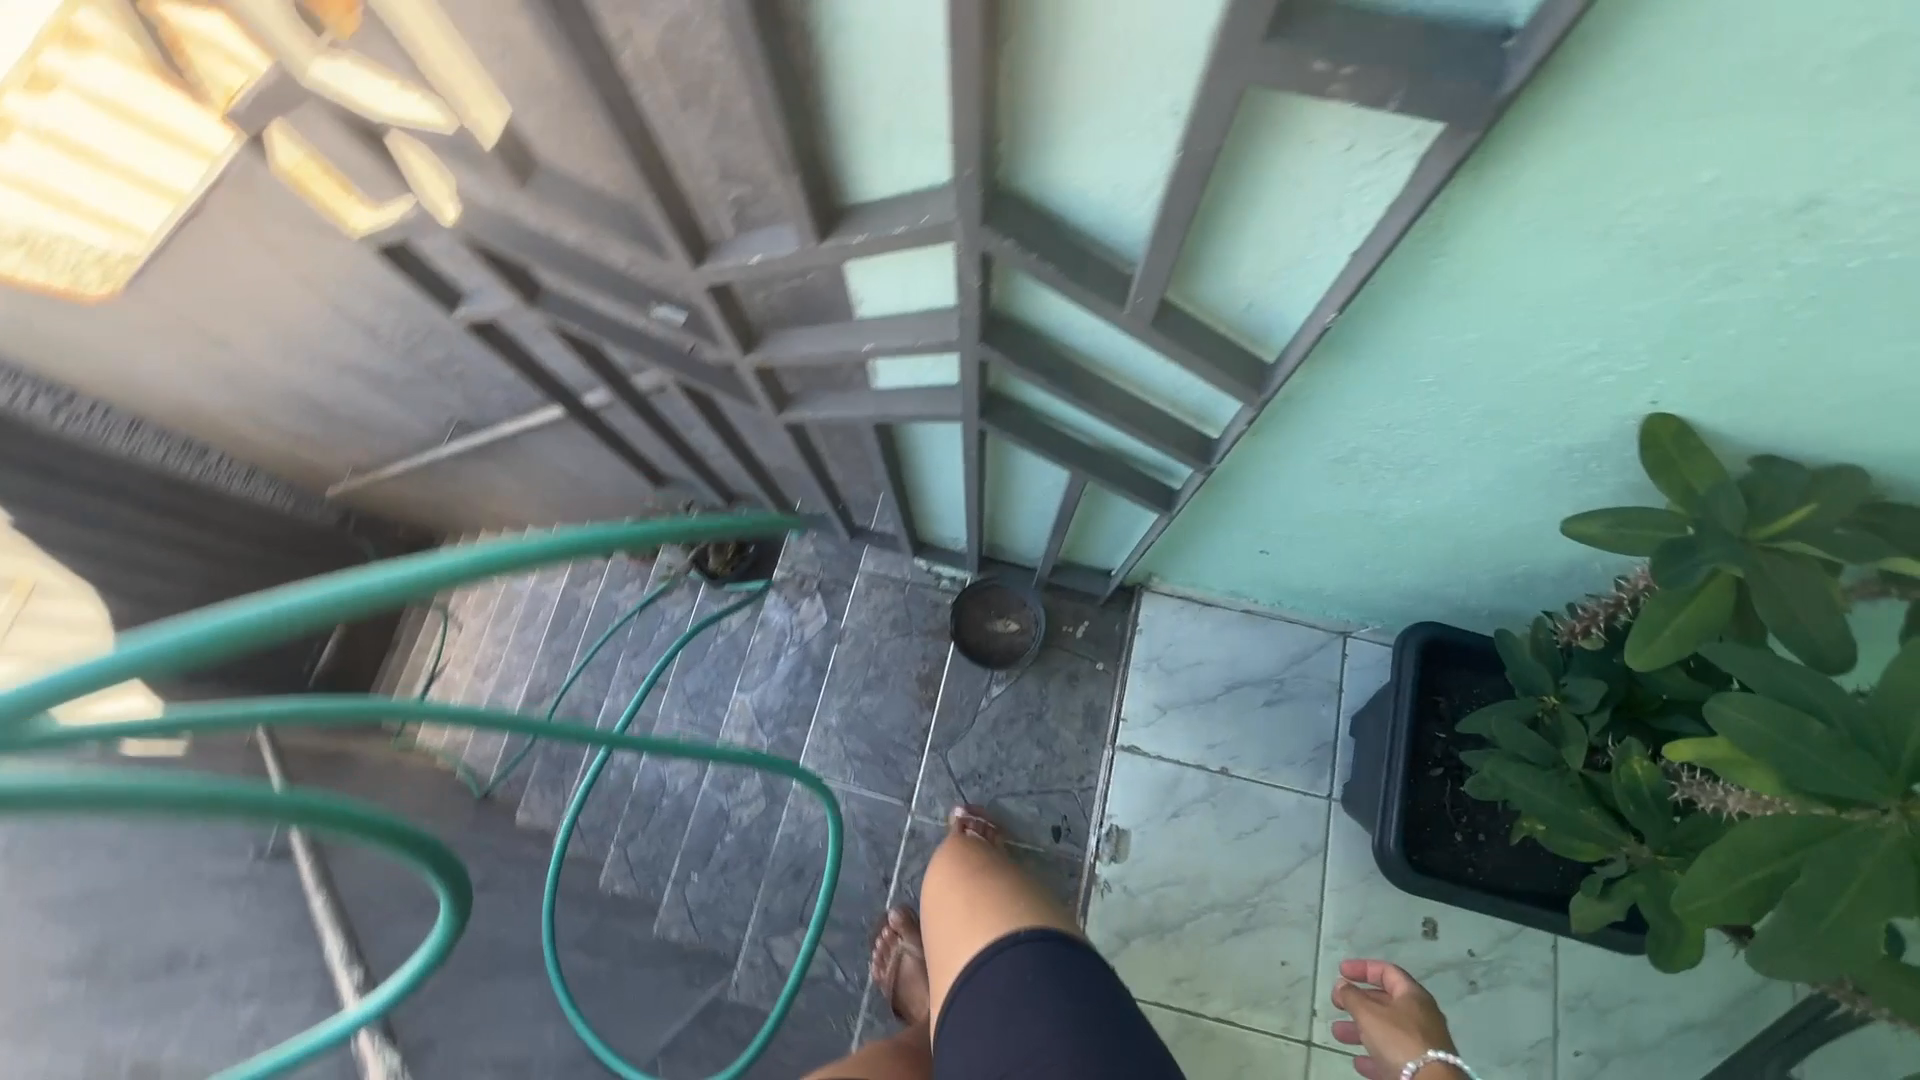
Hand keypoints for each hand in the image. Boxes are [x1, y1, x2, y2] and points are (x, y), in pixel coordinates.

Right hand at [1329, 959, 1459, 1079]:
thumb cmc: (1399, 1040)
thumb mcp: (1368, 1013)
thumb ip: (1351, 996)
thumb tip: (1341, 985)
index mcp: (1413, 996)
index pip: (1386, 971)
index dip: (1362, 968)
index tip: (1341, 971)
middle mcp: (1420, 1016)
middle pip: (1384, 1003)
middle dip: (1356, 1004)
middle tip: (1336, 1004)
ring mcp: (1421, 1042)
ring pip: (1385, 1030)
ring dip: (1359, 1031)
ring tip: (1338, 1034)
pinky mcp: (1420, 1065)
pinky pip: (1392, 1055)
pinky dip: (1374, 1055)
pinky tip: (1358, 1062)